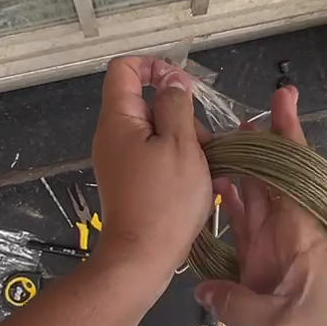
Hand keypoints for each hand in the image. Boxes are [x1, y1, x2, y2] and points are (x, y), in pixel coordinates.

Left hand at [91, 57, 212, 272]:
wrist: (141, 258)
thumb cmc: (164, 200)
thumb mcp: (181, 145)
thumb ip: (176, 106)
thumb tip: (172, 81)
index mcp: (119, 119)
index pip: (125, 69)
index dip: (155, 66)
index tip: (184, 85)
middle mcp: (114, 136)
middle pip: (149, 104)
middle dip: (183, 116)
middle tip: (206, 143)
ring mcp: (122, 160)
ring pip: (160, 134)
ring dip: (189, 144)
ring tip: (212, 170)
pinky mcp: (132, 181)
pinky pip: (158, 158)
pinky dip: (182, 164)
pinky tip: (205, 184)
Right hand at [192, 86, 326, 325]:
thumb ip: (235, 303)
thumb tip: (200, 285)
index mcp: (299, 236)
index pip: (293, 173)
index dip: (288, 134)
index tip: (281, 97)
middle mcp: (288, 233)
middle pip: (269, 177)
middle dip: (250, 143)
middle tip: (214, 117)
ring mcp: (275, 249)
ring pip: (254, 196)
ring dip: (236, 169)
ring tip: (205, 141)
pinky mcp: (263, 266)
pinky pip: (244, 225)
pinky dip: (229, 204)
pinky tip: (209, 186)